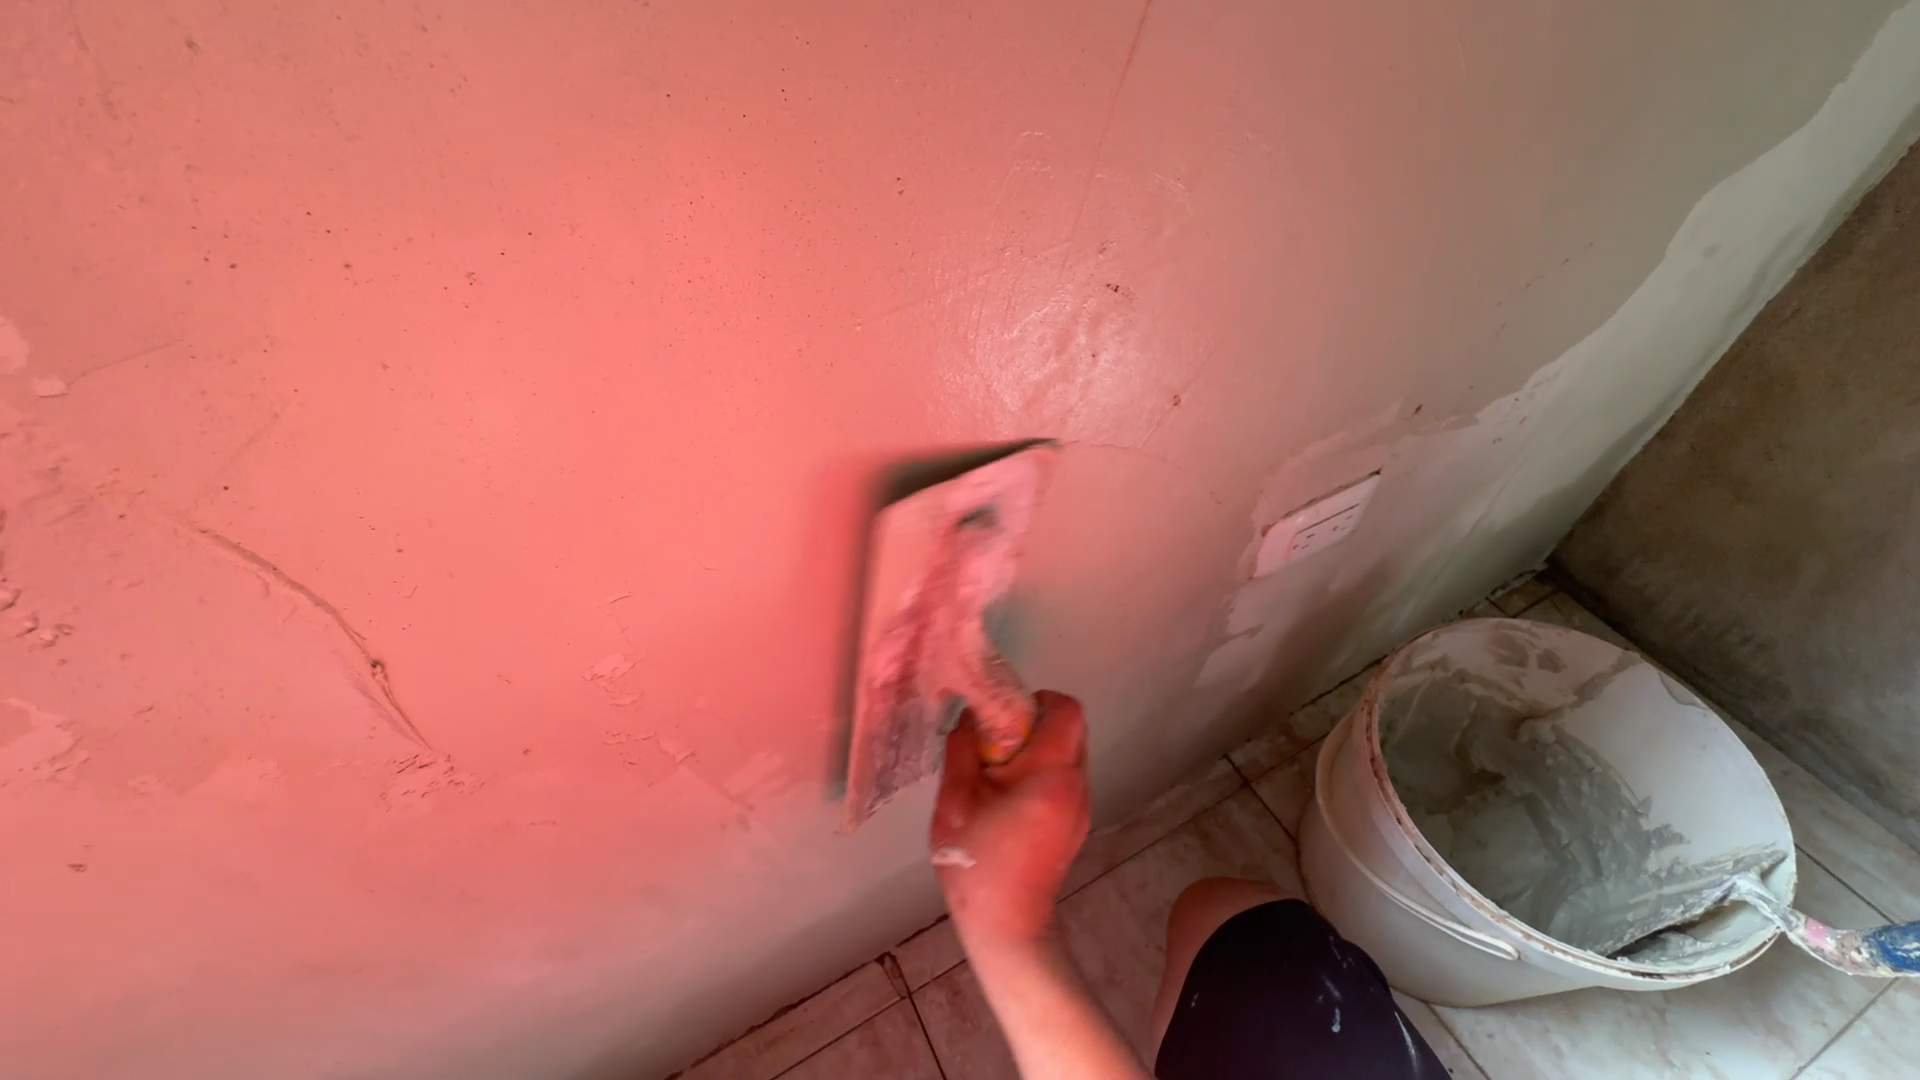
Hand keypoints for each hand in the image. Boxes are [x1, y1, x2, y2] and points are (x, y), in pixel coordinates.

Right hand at [930, 690, 1090, 952]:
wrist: (1007, 926)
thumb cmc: (977, 860)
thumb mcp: (955, 799)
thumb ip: (962, 749)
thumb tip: (968, 715)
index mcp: (1051, 773)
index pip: (1067, 708)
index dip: (1038, 700)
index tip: (1004, 716)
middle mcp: (1077, 784)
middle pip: (1072, 728)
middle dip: (1037, 722)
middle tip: (998, 741)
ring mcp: (1083, 806)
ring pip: (1070, 753)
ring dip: (1040, 749)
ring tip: (1001, 773)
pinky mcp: (1078, 823)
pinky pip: (1067, 778)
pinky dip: (1044, 773)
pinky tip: (1012, 798)